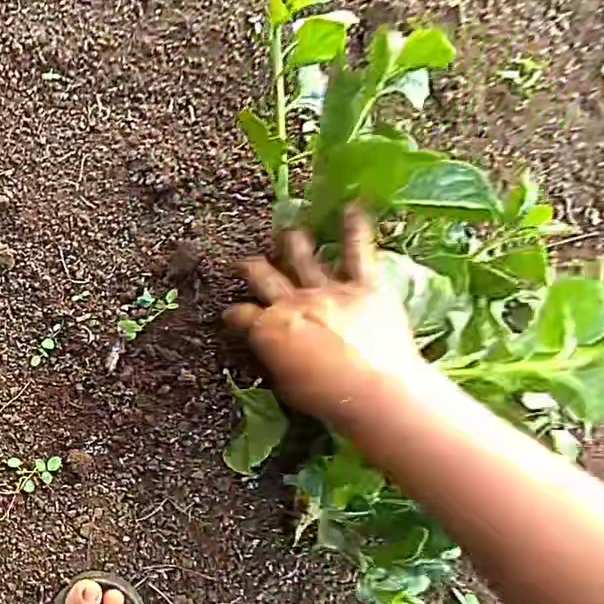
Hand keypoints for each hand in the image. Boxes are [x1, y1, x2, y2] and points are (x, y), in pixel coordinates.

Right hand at [224, 206, 432, 423]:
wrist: (373, 389)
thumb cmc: (324, 397)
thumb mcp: (284, 383)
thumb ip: (274, 357)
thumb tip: (270, 348)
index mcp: (269, 328)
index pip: (241, 315)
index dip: (233, 314)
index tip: (229, 314)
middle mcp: (292, 302)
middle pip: (265, 278)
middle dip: (251, 268)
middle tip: (244, 261)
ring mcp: (327, 290)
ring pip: (303, 258)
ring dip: (293, 243)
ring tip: (288, 228)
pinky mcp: (363, 286)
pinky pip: (357, 252)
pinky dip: (355, 228)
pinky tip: (353, 206)